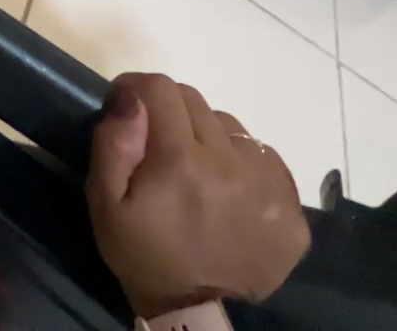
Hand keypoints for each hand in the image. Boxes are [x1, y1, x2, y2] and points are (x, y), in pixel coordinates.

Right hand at [87, 73, 310, 319]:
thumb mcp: (103, 198)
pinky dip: (240, 159)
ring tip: (193, 164)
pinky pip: (264, 156)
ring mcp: (269, 187)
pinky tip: (225, 184)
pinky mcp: (293, 210)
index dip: (136, 88)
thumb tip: (131, 98)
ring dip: (205, 133)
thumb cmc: (140, 248)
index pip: (160, 88)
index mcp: (181, 159)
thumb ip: (113, 142)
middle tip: (155, 139)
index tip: (124, 105)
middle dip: (168, 110)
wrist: (194, 310)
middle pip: (195, 100)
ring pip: (230, 126)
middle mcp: (231, 164)